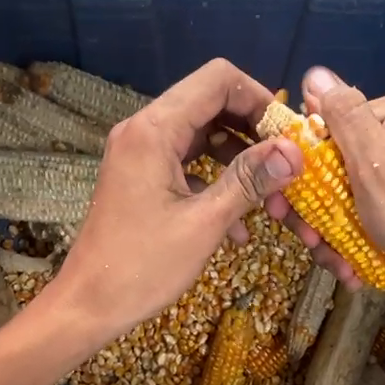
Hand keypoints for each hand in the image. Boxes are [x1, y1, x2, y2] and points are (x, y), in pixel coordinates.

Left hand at [48, 58, 303, 345]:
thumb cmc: (143, 267)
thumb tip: (294, 153)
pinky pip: (184, 166)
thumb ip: (248, 181)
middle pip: (209, 104)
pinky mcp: (139, 180)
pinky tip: (238, 225)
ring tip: (269, 200)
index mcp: (154, 129)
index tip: (288, 134)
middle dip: (251, 133)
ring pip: (199, 138)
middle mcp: (143, 130)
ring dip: (237, 162)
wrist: (89, 304)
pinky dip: (213, 184)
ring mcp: (138, 155)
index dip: (259, 99)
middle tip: (285, 166)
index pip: (217, 80)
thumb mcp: (204, 223)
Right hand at [266, 67, 384, 325]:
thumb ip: (345, 119)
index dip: (300, 164)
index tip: (284, 202)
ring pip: (338, 203)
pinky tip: (351, 270)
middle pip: (328, 169)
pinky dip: (349, 250)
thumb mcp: (377, 165)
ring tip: (338, 264)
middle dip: (314, 211)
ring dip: (330, 238)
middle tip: (311, 242)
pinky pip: (356, 226)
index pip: (325, 126)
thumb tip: (314, 74)